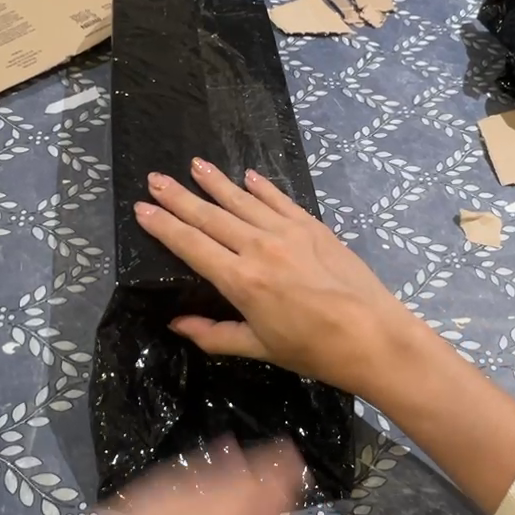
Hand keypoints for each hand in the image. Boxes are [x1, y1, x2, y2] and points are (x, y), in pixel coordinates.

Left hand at [32, 443, 301, 514]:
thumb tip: (278, 503)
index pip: (234, 499)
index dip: (266, 472)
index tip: (289, 455)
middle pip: (201, 486)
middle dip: (236, 474)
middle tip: (264, 465)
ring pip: (165, 488)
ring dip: (200, 481)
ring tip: (228, 476)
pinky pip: (132, 505)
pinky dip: (162, 501)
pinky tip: (183, 505)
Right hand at [134, 160, 442, 400]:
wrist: (372, 334)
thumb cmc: (313, 349)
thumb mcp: (259, 347)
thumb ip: (214, 334)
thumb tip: (176, 323)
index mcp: (240, 280)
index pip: (191, 245)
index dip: (163, 226)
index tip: (142, 208)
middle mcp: (259, 247)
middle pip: (210, 217)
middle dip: (179, 197)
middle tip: (155, 178)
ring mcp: (288, 232)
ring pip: (242, 201)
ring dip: (216, 183)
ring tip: (195, 165)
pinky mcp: (313, 226)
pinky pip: (279, 200)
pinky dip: (262, 187)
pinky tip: (247, 176)